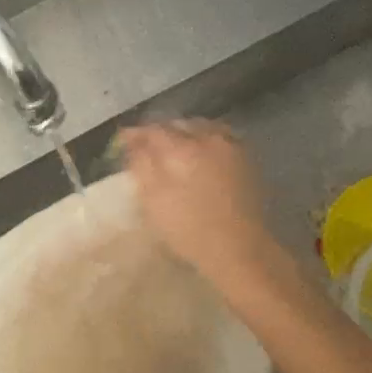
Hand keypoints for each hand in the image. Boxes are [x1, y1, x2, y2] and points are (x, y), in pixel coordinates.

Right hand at [120, 119, 283, 289]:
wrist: (240, 248)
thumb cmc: (189, 229)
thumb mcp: (153, 200)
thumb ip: (141, 164)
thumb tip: (133, 140)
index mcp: (182, 147)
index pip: (153, 129)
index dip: (136, 133)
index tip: (124, 140)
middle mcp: (208, 137)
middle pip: (178, 124)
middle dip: (161, 131)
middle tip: (147, 146)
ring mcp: (231, 146)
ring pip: (201, 126)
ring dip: (185, 132)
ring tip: (175, 148)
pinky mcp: (246, 158)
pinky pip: (221, 136)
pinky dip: (207, 138)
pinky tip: (202, 152)